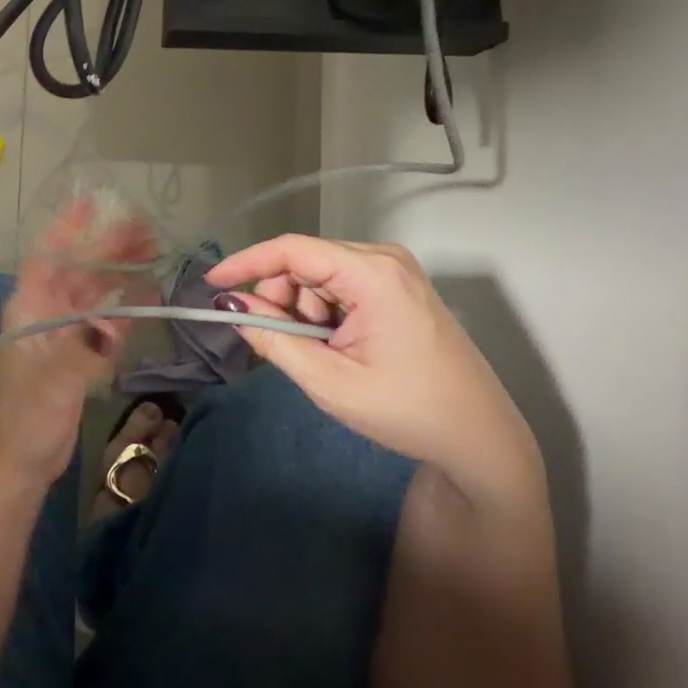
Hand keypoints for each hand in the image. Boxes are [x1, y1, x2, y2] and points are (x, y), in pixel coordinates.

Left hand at [0, 199, 158, 485]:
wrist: (20, 463)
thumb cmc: (26, 419)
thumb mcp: (53, 383)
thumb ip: (83, 352)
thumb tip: (112, 329)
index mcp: (27, 310)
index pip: (47, 257)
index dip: (67, 228)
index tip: (92, 202)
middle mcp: (44, 313)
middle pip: (78, 270)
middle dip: (107, 247)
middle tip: (144, 226)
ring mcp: (63, 334)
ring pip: (94, 292)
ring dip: (120, 271)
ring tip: (153, 248)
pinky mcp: (78, 355)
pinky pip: (105, 320)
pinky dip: (126, 305)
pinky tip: (150, 291)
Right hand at [207, 236, 542, 508]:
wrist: (477, 438)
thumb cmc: (406, 410)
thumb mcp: (329, 380)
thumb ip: (273, 339)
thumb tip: (229, 308)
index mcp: (373, 274)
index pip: (292, 249)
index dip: (245, 263)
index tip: (210, 285)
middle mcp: (384, 259)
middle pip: (303, 261)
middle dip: (278, 298)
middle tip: (277, 343)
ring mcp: (393, 272)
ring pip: (317, 275)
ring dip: (300, 310)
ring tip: (316, 355)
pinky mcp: (395, 288)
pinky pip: (338, 286)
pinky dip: (320, 313)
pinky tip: (331, 346)